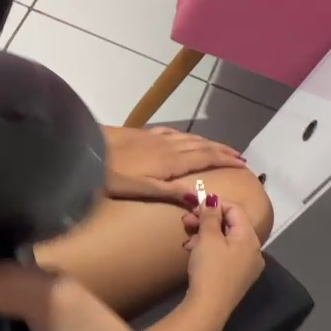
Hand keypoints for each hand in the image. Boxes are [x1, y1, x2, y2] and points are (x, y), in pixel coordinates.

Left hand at [102, 126, 244, 205]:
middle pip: (200, 145)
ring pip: (187, 137)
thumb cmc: (110, 173)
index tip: (243, 164)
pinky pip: (170, 132)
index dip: (225, 160)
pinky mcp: (140, 132)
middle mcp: (167, 145)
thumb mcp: (141, 188)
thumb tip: (201, 198)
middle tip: (238, 156)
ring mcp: (153, 137)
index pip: (206, 158)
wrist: (86, 147)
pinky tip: (182, 136)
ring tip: (217, 147)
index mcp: (171, 160)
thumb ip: (170, 191)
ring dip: (206, 142)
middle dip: (221, 150)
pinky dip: (184, 135)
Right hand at [179, 199, 265, 317]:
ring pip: (226, 239)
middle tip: (185, 221)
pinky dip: (210, 247)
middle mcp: (254, 250)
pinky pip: (226, 252)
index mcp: (249, 238)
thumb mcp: (208, 239)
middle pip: (231, 224)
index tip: (192, 205)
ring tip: (188, 240)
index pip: (235, 210)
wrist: (210, 305)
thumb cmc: (210, 268)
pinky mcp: (238, 274)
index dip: (214, 203)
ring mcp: (247, 264)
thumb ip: (210, 217)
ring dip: (206, 234)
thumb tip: (212, 199)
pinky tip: (195, 252)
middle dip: (207, 220)